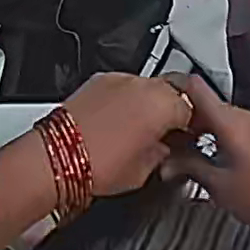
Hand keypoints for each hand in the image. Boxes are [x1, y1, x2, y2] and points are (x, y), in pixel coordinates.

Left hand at [63, 73, 195, 196]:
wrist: (55, 158)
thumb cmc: (95, 165)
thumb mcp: (144, 170)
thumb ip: (163, 153)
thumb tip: (164, 149)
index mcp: (163, 105)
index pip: (192, 108)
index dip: (193, 124)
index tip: (189, 134)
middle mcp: (144, 86)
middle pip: (175, 89)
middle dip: (175, 107)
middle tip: (170, 128)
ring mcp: (121, 79)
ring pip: (149, 85)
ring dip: (151, 101)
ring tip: (141, 126)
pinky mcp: (100, 80)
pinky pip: (124, 84)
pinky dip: (127, 98)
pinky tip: (119, 119)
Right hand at [160, 77, 249, 249]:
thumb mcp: (217, 185)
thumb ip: (189, 167)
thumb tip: (168, 162)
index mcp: (230, 121)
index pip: (196, 86)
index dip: (174, 85)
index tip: (156, 95)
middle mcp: (242, 117)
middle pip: (204, 102)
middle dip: (181, 116)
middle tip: (161, 132)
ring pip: (216, 116)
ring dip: (197, 127)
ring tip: (177, 147)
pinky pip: (229, 127)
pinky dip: (212, 135)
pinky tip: (203, 155)